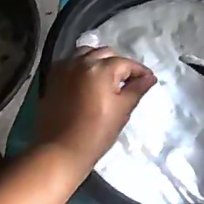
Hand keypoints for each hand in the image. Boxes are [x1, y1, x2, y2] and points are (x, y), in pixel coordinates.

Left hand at [35, 47, 155, 164]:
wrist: (62, 149)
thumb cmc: (96, 132)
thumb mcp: (122, 110)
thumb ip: (136, 90)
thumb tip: (150, 77)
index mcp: (101, 69)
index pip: (125, 63)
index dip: (139, 71)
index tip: (148, 80)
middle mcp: (81, 62)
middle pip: (105, 53)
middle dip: (119, 64)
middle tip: (127, 81)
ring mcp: (64, 68)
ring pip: (86, 53)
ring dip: (99, 60)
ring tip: (107, 78)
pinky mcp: (53, 77)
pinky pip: (70, 62)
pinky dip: (81, 65)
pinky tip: (87, 80)